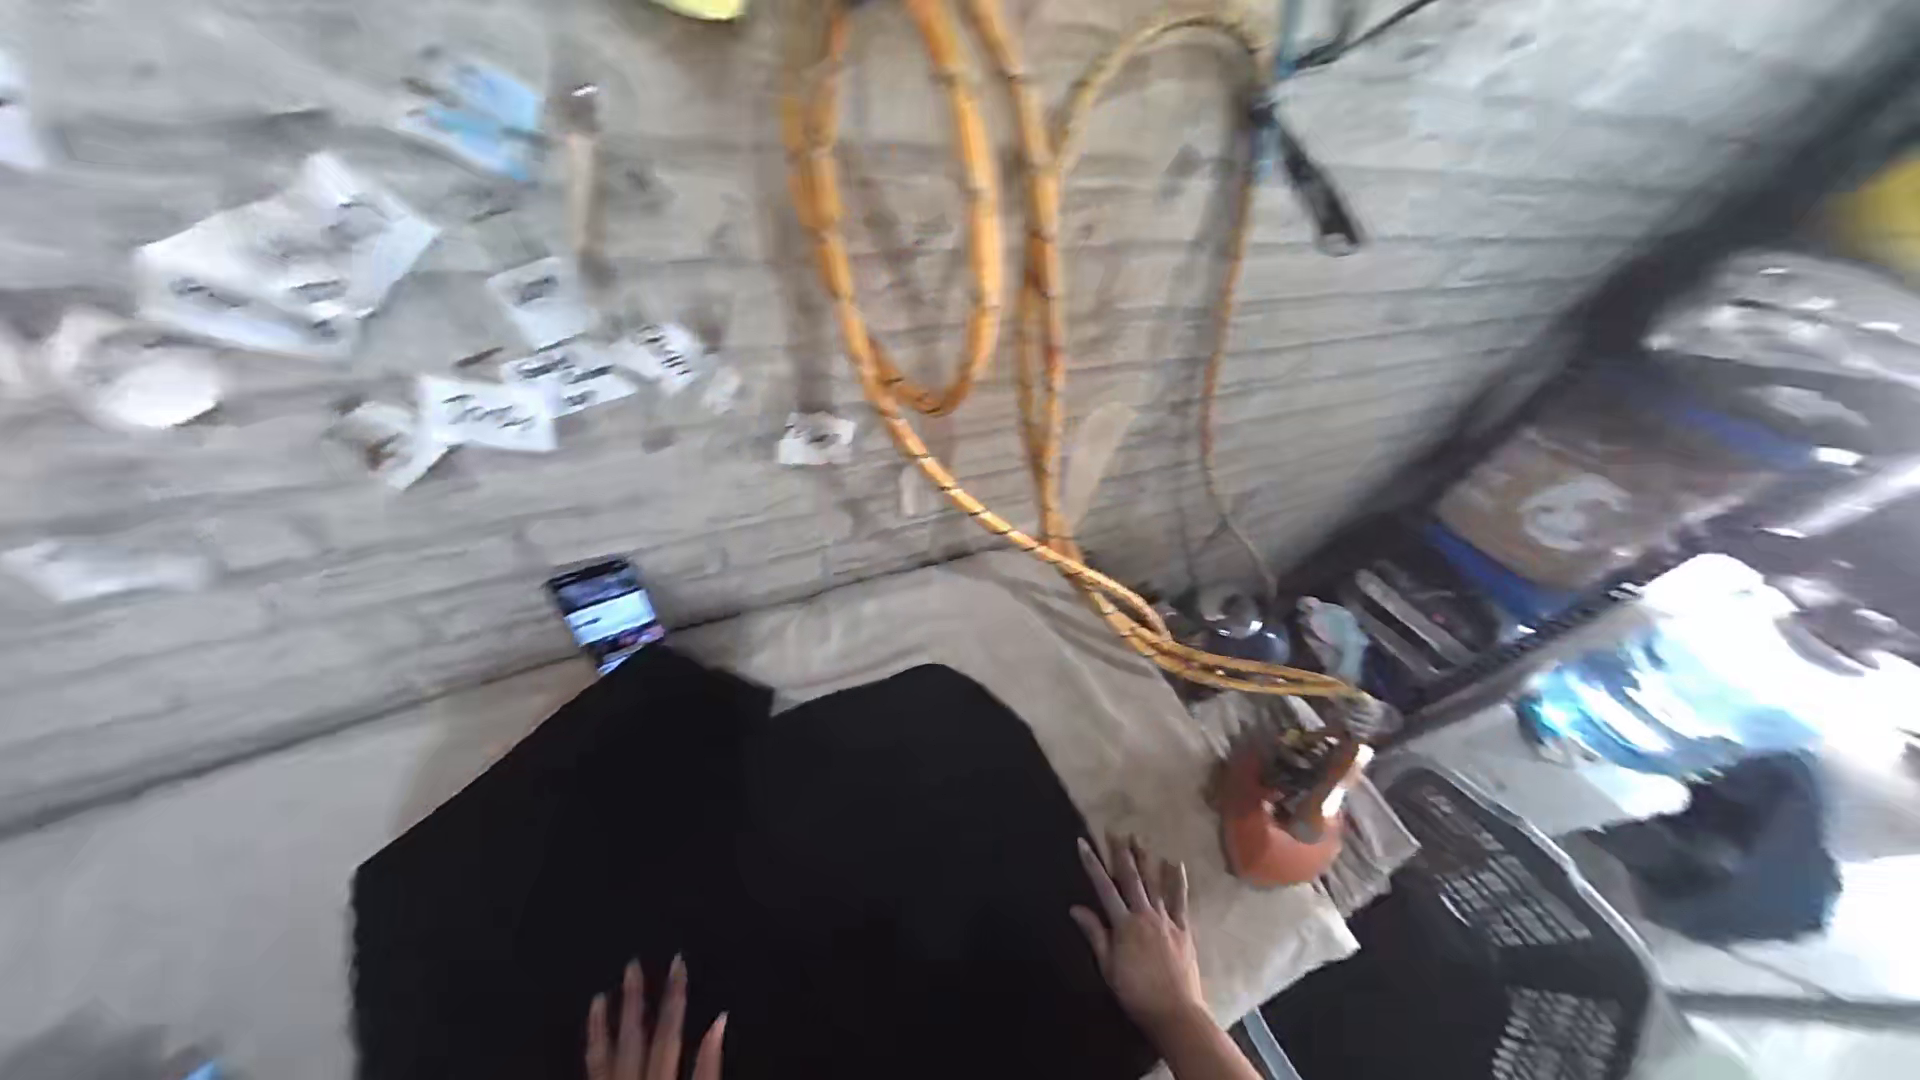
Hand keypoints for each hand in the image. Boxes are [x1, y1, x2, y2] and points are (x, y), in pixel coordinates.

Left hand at [584, 954, 725, 1079]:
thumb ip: (709, 1067)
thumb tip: (720, 1020)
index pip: (668, 1031)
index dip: (674, 994)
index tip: (677, 963)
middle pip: (632, 1039)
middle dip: (634, 1000)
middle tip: (631, 966)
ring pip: (603, 1058)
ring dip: (602, 1027)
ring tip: (599, 998)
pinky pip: (592, 1073)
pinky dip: (593, 1052)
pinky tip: (592, 1040)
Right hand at [1070, 834, 1204, 1038]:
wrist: (1175, 1014)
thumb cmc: (1136, 993)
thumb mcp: (1108, 966)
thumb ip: (1094, 934)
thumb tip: (1075, 907)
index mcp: (1124, 923)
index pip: (1103, 887)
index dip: (1092, 864)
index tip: (1083, 843)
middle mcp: (1144, 914)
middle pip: (1130, 878)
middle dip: (1121, 853)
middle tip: (1115, 831)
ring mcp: (1166, 920)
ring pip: (1153, 883)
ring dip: (1145, 859)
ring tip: (1139, 838)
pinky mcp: (1183, 929)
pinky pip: (1180, 900)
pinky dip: (1177, 881)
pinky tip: (1175, 863)